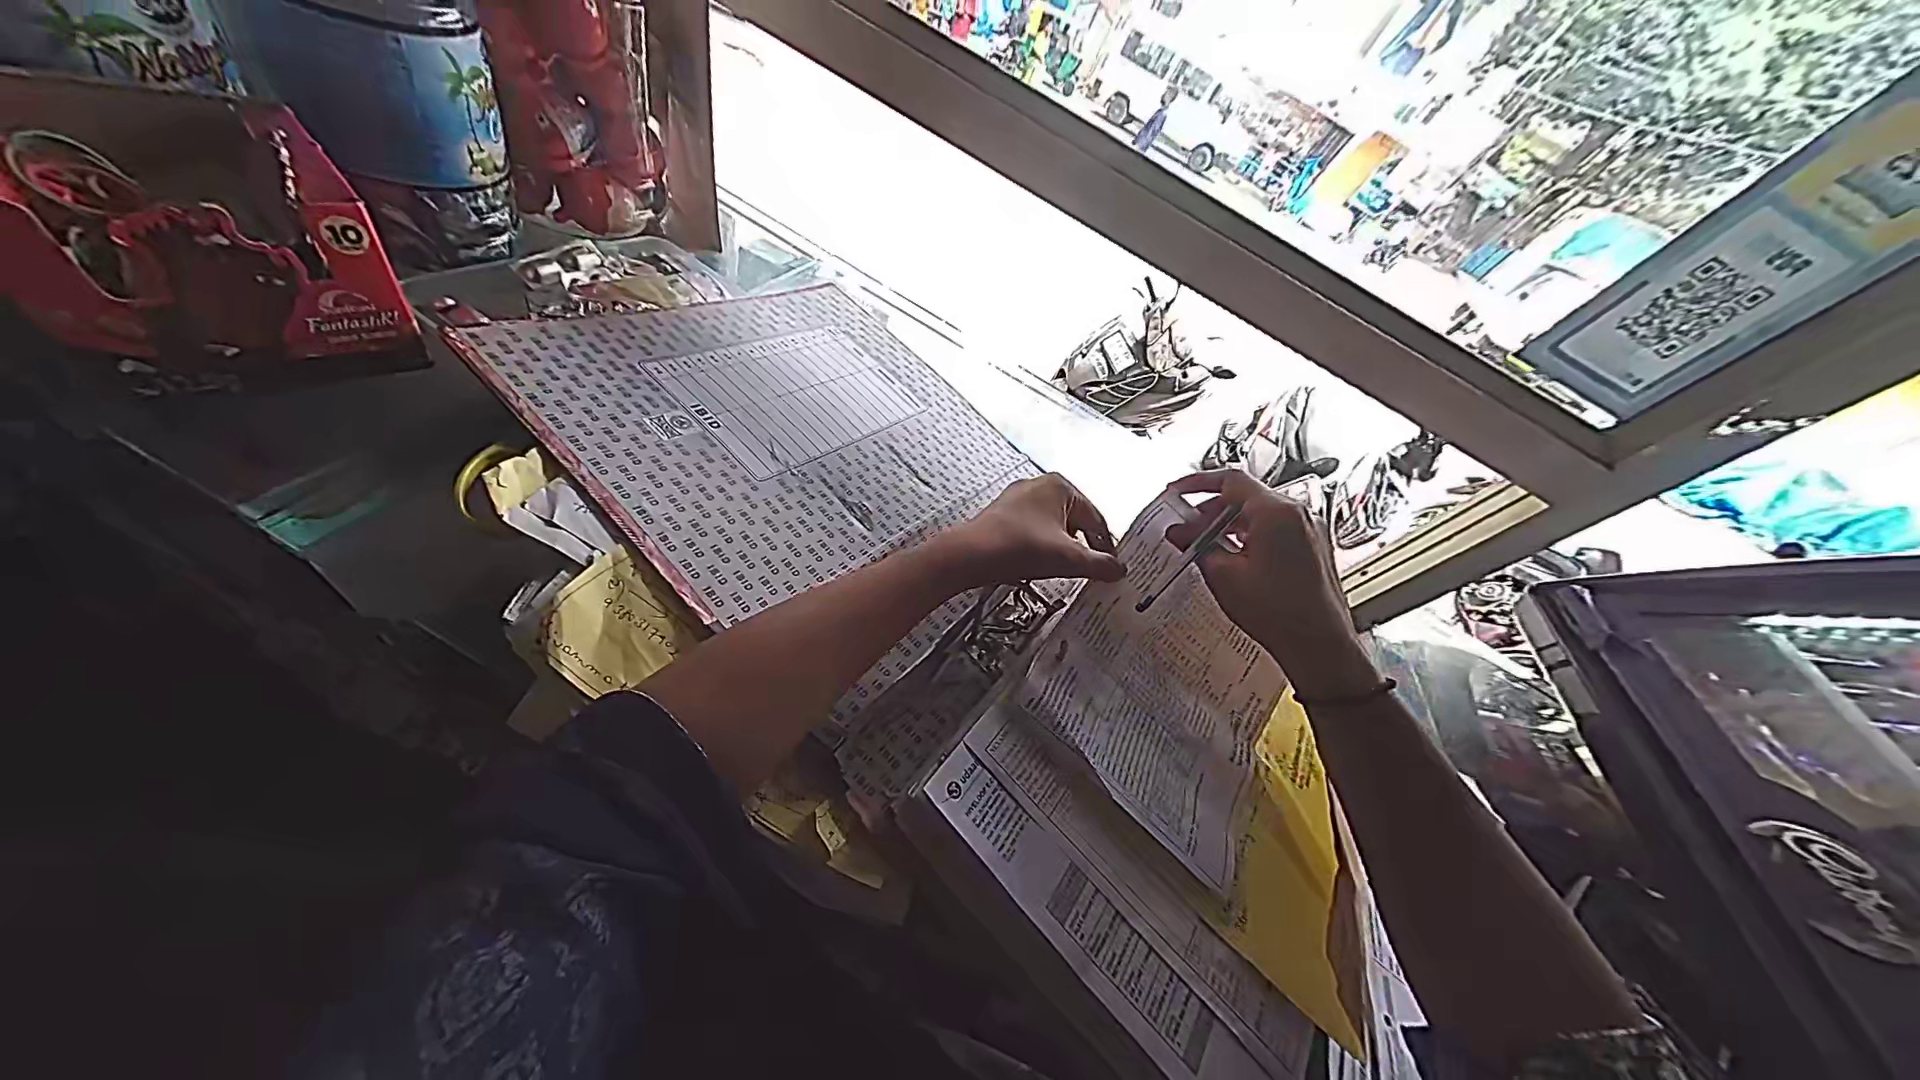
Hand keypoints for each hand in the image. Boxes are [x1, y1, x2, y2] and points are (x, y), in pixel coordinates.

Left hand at [928, 473, 1125, 590]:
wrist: (970, 555)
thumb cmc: (1018, 547)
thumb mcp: (1069, 559)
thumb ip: (1100, 565)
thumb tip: (1118, 569)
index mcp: (1060, 486)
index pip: (1096, 519)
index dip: (1106, 546)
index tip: (1111, 566)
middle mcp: (1038, 485)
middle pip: (1074, 521)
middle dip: (1083, 546)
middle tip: (1090, 569)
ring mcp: (1017, 499)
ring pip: (1052, 526)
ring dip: (1061, 548)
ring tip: (1063, 568)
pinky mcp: (1001, 515)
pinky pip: (1031, 531)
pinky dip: (1039, 547)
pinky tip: (1037, 563)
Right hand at [1163, 469, 1377, 699]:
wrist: (1319, 644)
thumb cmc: (1280, 613)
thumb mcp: (1223, 575)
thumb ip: (1197, 545)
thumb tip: (1180, 531)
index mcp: (1275, 512)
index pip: (1230, 480)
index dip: (1197, 482)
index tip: (1178, 490)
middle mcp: (1296, 513)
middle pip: (1244, 495)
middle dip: (1210, 509)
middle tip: (1185, 527)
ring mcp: (1307, 529)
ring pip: (1258, 512)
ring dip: (1228, 523)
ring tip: (1204, 544)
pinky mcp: (1310, 545)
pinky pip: (1273, 527)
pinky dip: (1247, 533)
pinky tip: (1230, 555)